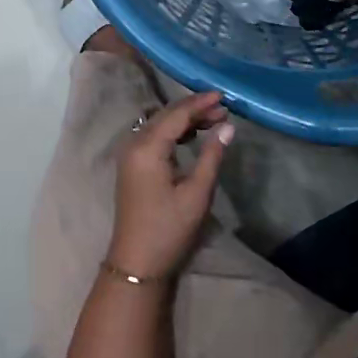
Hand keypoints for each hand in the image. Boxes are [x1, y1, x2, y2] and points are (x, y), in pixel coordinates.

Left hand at [107, 91, 234, 280]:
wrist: (137, 261)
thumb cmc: (169, 228)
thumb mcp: (197, 193)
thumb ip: (211, 156)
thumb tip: (228, 126)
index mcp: (147, 147)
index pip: (176, 114)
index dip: (199, 103)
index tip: (223, 96)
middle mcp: (133, 143)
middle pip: (165, 115)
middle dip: (194, 109)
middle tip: (223, 109)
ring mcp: (129, 154)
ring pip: (158, 124)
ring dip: (184, 120)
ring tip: (213, 120)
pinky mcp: (131, 164)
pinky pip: (153, 136)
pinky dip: (173, 131)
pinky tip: (192, 135)